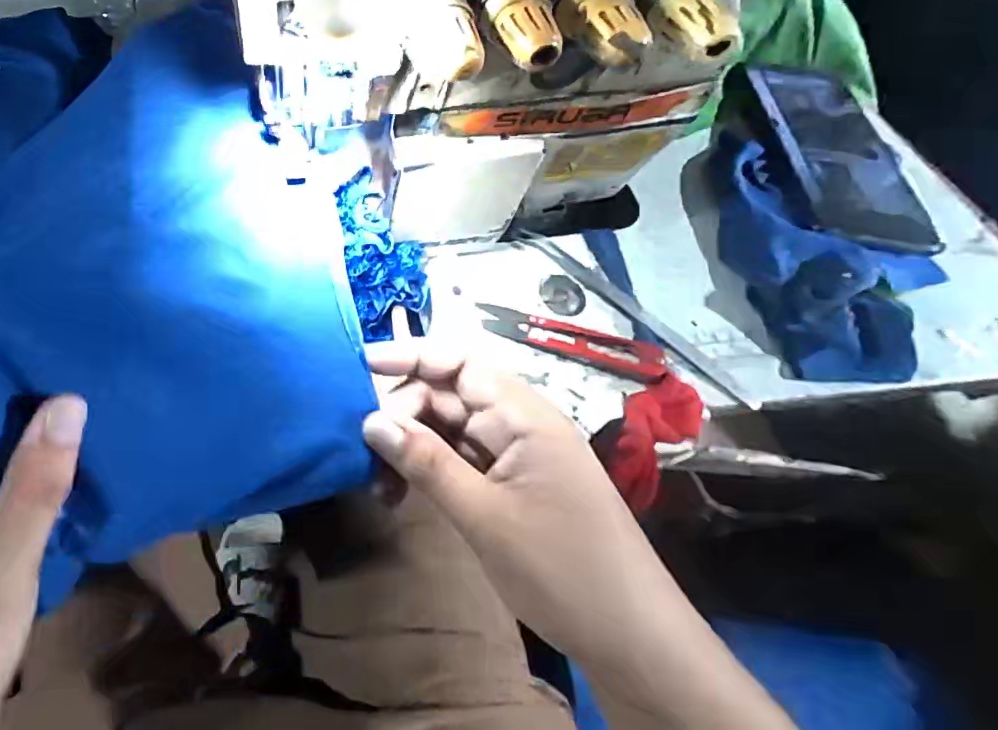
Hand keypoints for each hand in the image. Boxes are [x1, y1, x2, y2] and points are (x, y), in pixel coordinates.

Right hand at [361, 335, 631, 657]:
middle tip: (364, 448)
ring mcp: (516, 454)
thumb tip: (372, 421)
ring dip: (412, 446)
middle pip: (448, 396)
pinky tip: (402, 494)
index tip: (362, 363)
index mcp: (523, 415)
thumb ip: (427, 463)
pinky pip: (462, 459)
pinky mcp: (512, 483)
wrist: (635, 642)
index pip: (460, 362)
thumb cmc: (563, 570)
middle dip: (403, 413)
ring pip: (450, 429)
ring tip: (378, 482)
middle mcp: (519, 424)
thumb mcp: (484, 517)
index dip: (411, 355)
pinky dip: (430, 470)